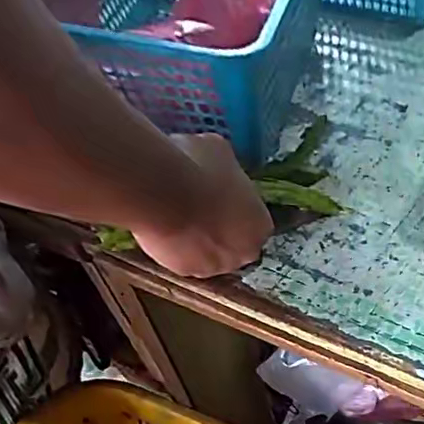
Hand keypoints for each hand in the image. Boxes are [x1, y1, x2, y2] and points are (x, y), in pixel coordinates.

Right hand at [132, 134, 272, 277]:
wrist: (162, 191)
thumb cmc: (197, 166)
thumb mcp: (219, 151)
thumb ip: (225, 168)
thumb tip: (217, 167)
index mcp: (261, 225)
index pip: (253, 220)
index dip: (235, 208)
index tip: (218, 196)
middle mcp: (245, 253)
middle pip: (234, 243)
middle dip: (219, 230)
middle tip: (197, 208)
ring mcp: (216, 267)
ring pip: (208, 254)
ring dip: (197, 240)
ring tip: (175, 216)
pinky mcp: (187, 272)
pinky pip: (183, 258)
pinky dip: (174, 246)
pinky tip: (161, 227)